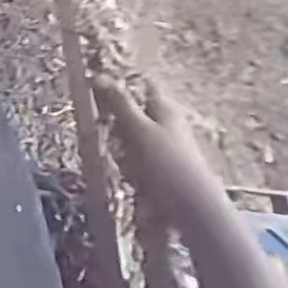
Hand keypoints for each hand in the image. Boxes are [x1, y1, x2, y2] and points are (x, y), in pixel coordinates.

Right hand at [91, 75, 225, 216]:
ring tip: (122, 161)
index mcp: (165, 110)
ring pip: (126, 139)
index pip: (140, 86)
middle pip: (129, 114)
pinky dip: (125, 165)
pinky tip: (128, 176)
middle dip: (113, 122)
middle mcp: (165, 125)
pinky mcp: (157, 170)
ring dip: (117, 147)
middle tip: (107, 133)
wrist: (192, 211)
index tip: (95, 90)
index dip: (118, 85)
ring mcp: (162, 149)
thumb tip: (97, 75)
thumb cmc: (167, 165)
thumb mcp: (138, 130)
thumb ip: (118, 103)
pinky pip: (131, 160)